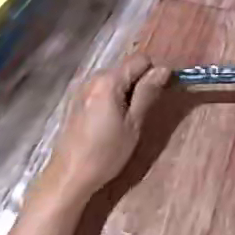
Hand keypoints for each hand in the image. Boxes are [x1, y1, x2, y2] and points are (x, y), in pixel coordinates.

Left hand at [36, 57, 172, 205]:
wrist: (70, 174)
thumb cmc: (106, 153)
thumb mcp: (133, 124)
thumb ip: (147, 93)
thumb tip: (164, 69)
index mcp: (108, 80)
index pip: (140, 60)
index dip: (154, 73)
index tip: (160, 94)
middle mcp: (93, 77)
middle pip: (126, 68)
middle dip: (139, 83)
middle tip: (143, 112)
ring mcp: (82, 87)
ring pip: (114, 78)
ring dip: (126, 91)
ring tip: (127, 120)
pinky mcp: (77, 99)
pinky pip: (102, 89)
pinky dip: (112, 98)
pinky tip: (110, 122)